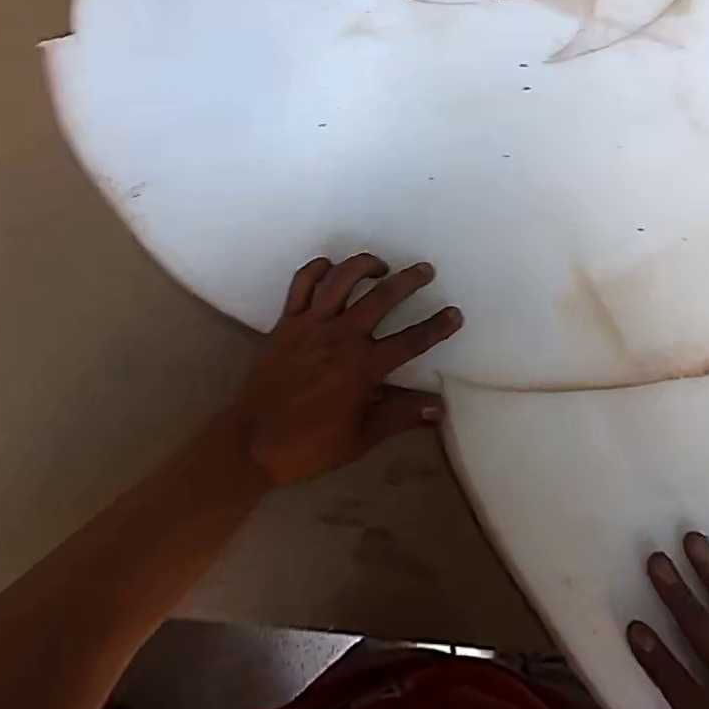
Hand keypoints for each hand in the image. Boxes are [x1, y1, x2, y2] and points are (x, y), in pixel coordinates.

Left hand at [233, 254, 461, 486]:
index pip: (411, 341)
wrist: (253, 441)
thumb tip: (438, 406)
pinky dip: (317, 269)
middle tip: (424, 270)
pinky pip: (302, 284)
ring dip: (365, 265)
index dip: (437, 326)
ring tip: (381, 265)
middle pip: (382, 297)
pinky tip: (330, 266)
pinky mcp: (287, 322)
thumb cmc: (311, 443)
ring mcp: (311, 324)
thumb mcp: (362, 436)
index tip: (454, 314)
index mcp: (363, 366)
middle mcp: (341, 336)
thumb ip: (401, 416)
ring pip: (342, 279)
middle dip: (408, 280)